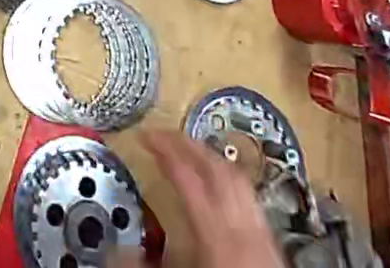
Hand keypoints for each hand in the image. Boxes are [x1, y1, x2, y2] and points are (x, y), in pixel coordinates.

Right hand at [144, 131, 285, 267]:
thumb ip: (149, 266)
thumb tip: (116, 253)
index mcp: (217, 235)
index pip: (188, 176)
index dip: (166, 148)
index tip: (148, 135)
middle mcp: (243, 226)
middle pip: (216, 167)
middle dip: (189, 144)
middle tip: (166, 135)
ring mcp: (262, 233)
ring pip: (238, 177)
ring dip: (213, 157)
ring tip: (192, 150)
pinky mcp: (273, 244)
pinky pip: (251, 195)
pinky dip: (233, 178)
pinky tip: (225, 185)